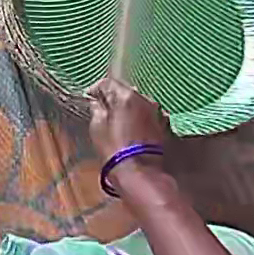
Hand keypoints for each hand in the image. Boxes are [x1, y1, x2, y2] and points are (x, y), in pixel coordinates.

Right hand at [87, 77, 171, 192]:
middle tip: (101, 109)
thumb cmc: (114, 148)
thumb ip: (97, 109)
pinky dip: (138, 117)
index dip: (95, 89)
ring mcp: (158, 112)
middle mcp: (145, 99)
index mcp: (126, 96)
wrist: (141, 172)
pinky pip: (147, 114)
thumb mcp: (97, 127)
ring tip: (117, 119)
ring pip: (138, 102)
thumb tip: (97, 101)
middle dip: (113, 97)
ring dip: (127, 107)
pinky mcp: (164, 125)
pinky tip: (131, 128)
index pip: (108, 82)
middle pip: (126, 91)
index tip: (89, 98)